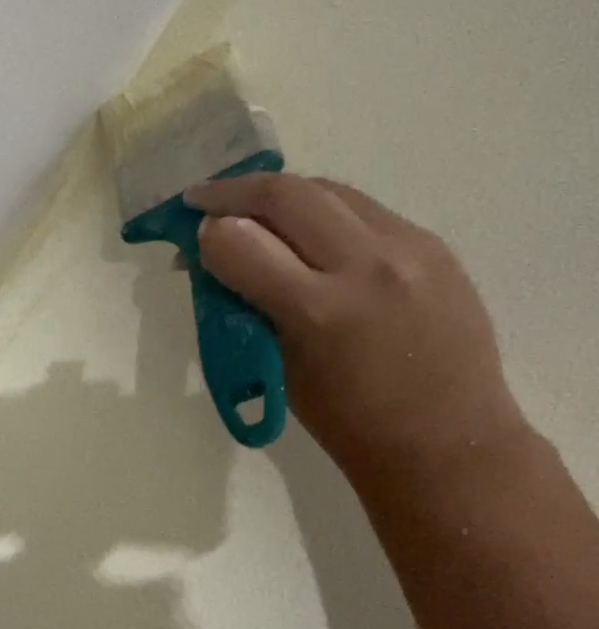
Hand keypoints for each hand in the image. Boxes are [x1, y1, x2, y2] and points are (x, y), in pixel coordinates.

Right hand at [184, 173, 529, 481]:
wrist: (444, 436)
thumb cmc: (341, 416)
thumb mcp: (274, 362)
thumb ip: (246, 302)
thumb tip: (215, 256)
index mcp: (319, 309)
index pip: (244, 242)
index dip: (206, 228)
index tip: (184, 228)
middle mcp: (370, 266)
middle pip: (292, 196)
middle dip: (236, 191)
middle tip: (200, 199)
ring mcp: (411, 250)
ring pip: (333, 192)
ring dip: (281, 195)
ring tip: (247, 209)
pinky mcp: (434, 247)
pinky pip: (365, 211)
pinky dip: (321, 211)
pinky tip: (300, 231)